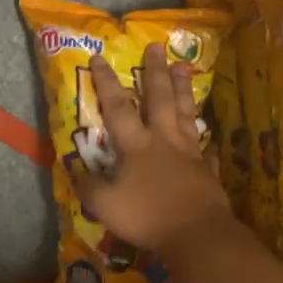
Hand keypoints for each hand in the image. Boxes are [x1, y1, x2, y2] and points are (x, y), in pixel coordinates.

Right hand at [73, 45, 232, 254]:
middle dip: (155, 72)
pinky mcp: (207, 171)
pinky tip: (207, 141)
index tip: (99, 57)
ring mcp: (189, 154)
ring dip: (183, 90)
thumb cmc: (147, 215)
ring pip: (186, 114)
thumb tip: (76, 171)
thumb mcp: (105, 204)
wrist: (197, 234)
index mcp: (136, 145)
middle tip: (156, 48)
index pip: (118, 106)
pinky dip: (204, 144)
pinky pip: (205, 151)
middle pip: (160, 99)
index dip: (106, 82)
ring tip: (183, 68)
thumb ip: (89, 186)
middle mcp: (164, 140)